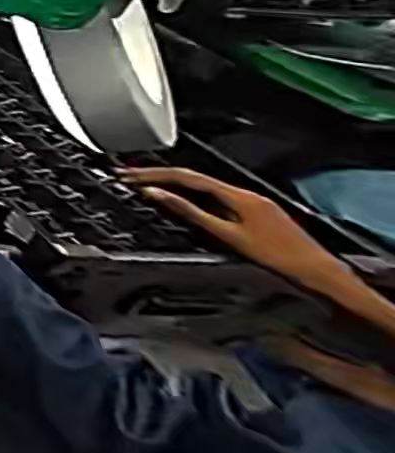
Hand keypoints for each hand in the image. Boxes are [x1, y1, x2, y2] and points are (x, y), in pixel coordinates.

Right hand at [122, 166, 355, 293]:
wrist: (325, 277)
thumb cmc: (278, 258)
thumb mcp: (227, 234)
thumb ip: (188, 211)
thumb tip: (154, 192)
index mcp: (239, 195)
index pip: (186, 176)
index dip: (153, 174)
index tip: (127, 176)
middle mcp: (245, 194)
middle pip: (194, 178)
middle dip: (158, 176)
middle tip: (128, 177)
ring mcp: (252, 203)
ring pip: (203, 186)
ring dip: (172, 185)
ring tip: (146, 185)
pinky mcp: (254, 213)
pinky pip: (214, 196)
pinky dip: (189, 194)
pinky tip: (178, 199)